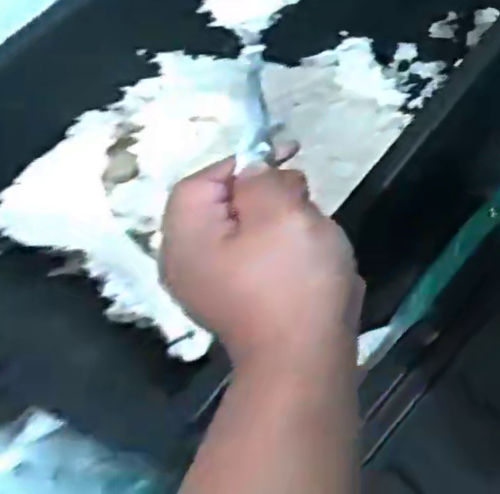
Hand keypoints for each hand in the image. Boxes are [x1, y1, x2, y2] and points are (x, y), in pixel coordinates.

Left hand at [161, 153, 361, 370]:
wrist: (305, 345)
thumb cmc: (294, 274)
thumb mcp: (283, 215)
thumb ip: (263, 182)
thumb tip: (255, 167)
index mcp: (188, 241)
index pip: (199, 183)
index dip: (242, 161)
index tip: (291, 153)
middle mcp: (189, 259)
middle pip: (218, 202)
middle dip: (265, 186)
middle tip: (305, 194)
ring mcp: (214, 279)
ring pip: (241, 223)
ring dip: (278, 210)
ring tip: (311, 221)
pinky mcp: (242, 289)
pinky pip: (254, 246)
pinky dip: (281, 233)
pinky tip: (307, 243)